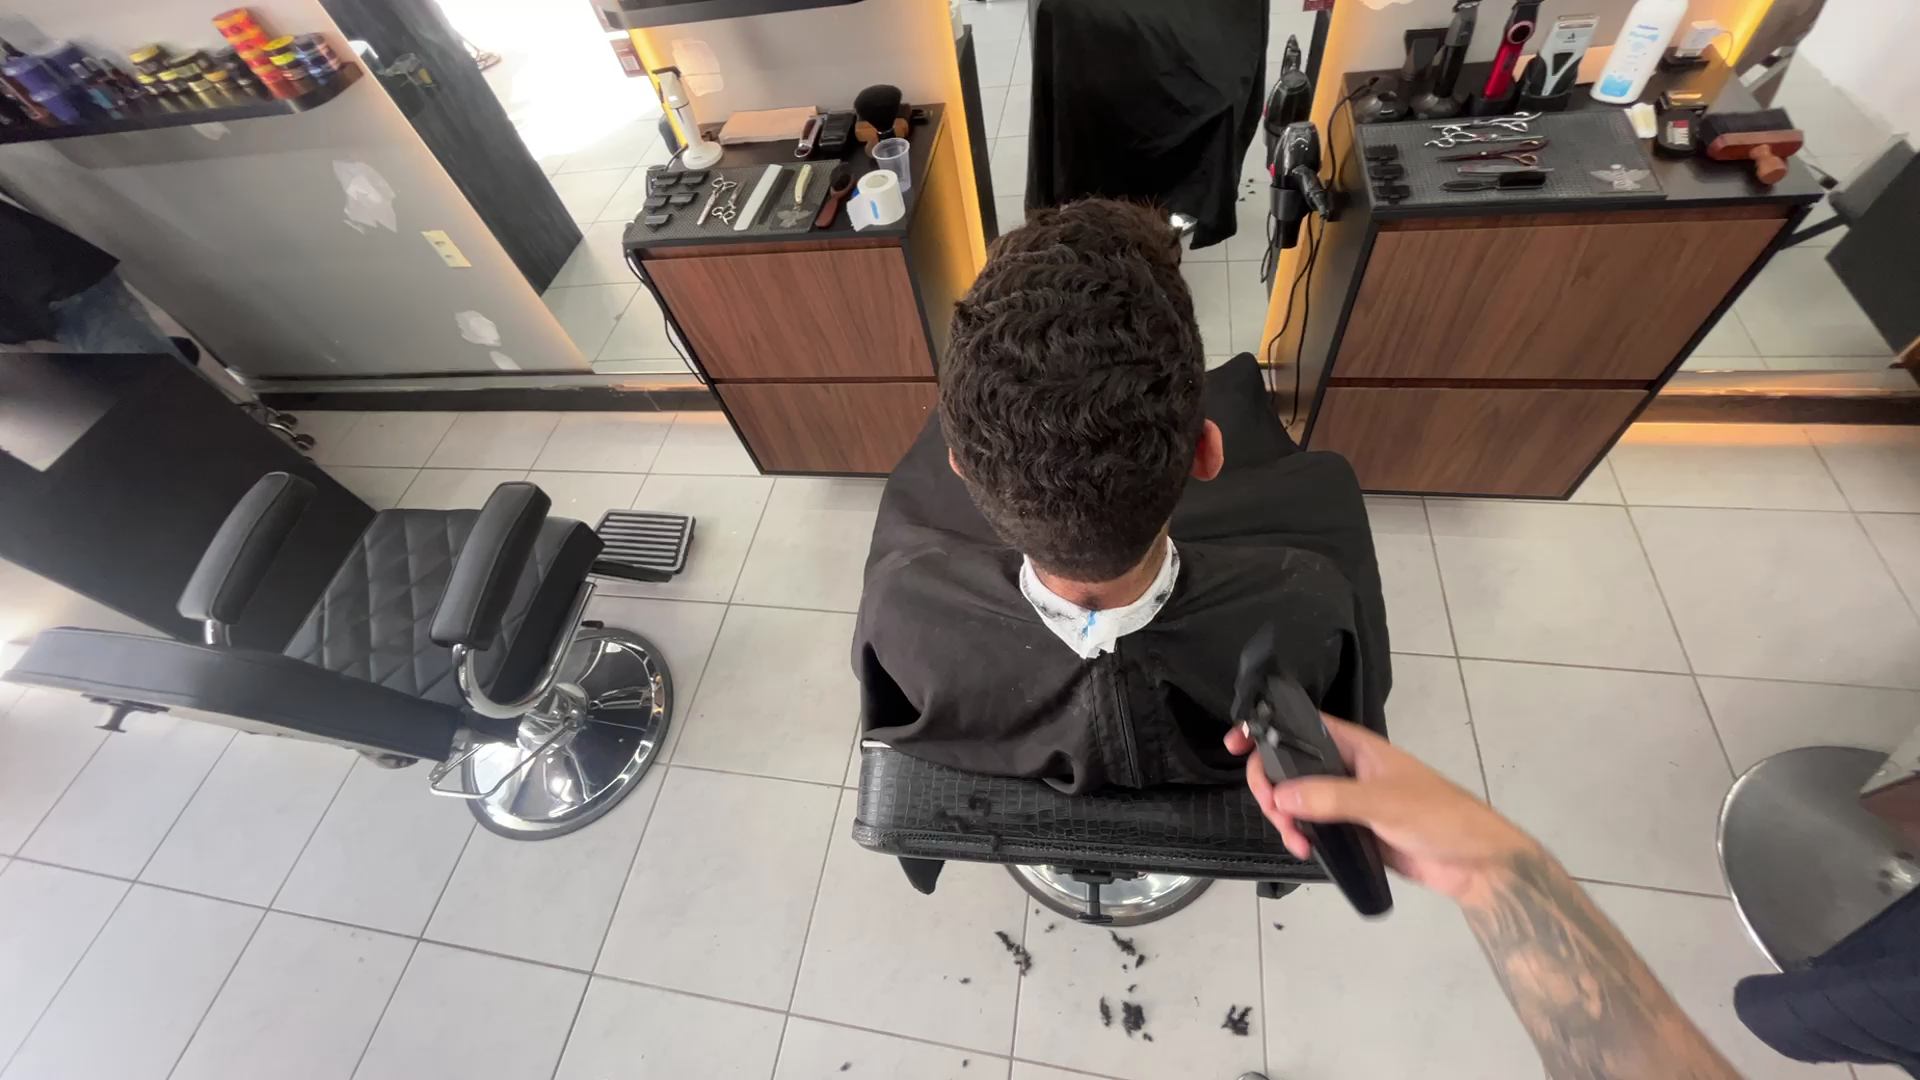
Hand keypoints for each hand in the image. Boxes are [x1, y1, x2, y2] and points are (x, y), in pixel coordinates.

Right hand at [1224, 716, 1538, 899]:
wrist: (1477, 867)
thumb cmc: (1439, 817)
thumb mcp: (1384, 802)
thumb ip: (1330, 796)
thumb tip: (1280, 795)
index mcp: (1352, 746)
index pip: (1298, 726)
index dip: (1263, 729)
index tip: (1235, 744)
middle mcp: (1341, 767)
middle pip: (1285, 765)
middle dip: (1269, 786)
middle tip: (1274, 810)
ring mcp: (1342, 799)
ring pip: (1292, 797)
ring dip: (1282, 816)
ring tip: (1294, 839)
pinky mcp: (1346, 829)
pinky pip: (1307, 824)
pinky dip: (1297, 834)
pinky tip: (1303, 848)